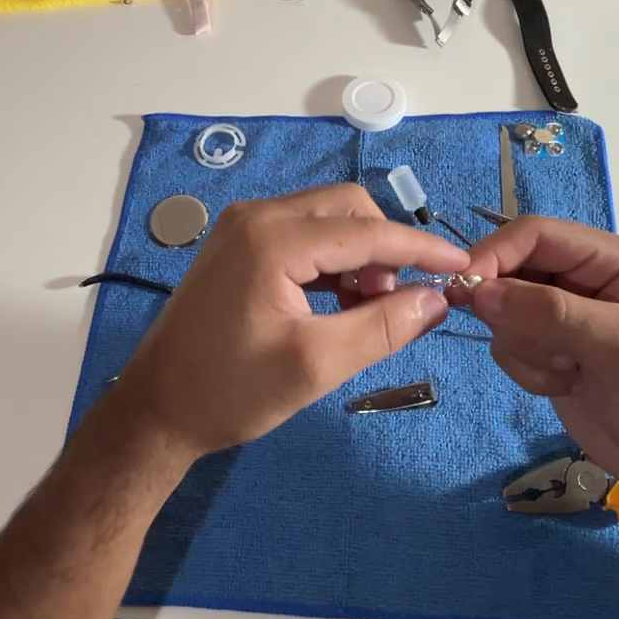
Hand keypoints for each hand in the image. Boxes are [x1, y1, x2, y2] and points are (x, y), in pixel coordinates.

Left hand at [110, 184, 468, 459]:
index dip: (420, 247)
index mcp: (273, 238)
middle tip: (398, 300)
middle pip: (346, 209)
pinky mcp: (238, 244)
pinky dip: (331, 260)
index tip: (461, 266)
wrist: (157, 409)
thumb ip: (383, 326)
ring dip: (359, 254)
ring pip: (326, 219)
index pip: (366, 230)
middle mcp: (256, 216)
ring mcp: (242, 226)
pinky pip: (302, 234)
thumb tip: (437, 298)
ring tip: (367, 307)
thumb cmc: (232, 391)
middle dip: (385, 247)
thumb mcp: (317, 365)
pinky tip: (339, 301)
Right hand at [463, 218, 618, 506]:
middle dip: (509, 310)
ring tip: (566, 371)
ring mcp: (563, 316)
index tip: (463, 289)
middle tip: (530, 346)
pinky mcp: (549, 349)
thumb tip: (480, 291)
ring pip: (503, 310)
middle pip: (511, 269)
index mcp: (610, 260)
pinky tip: (564, 384)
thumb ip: (552, 313)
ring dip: (524, 346)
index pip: (535, 234)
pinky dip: (526, 368)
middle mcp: (582, 279)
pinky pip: (508, 343)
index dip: (495, 253)